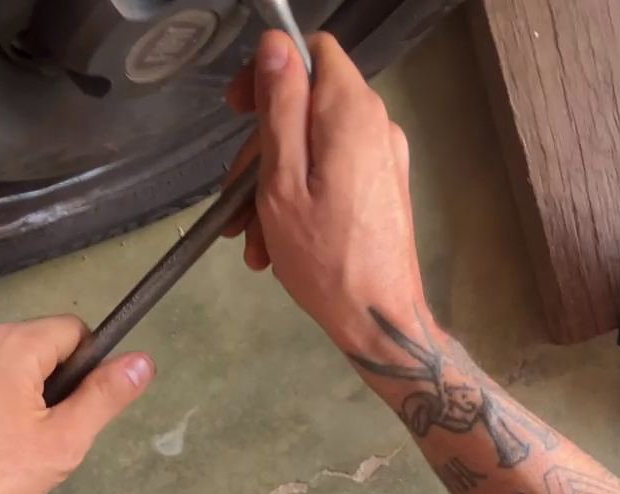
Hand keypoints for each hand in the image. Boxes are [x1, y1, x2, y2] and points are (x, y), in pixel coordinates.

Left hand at [0, 317, 152, 493]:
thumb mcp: (63, 441)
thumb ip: (105, 397)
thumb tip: (143, 361)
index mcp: (11, 344)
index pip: (75, 331)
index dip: (92, 368)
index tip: (82, 412)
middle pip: (41, 349)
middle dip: (57, 388)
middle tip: (52, 441)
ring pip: (10, 371)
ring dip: (26, 402)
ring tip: (17, 453)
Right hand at [224, 31, 427, 354]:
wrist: (379, 320)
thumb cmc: (327, 261)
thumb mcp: (283, 183)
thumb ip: (278, 110)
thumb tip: (274, 47)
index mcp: (351, 113)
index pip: (311, 53)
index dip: (269, 73)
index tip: (237, 111)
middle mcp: (376, 127)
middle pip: (306, 110)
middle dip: (261, 155)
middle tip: (236, 207)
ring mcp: (383, 162)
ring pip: (314, 152)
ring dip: (274, 192)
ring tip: (254, 244)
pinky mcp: (382, 193)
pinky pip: (332, 180)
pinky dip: (301, 204)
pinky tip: (278, 247)